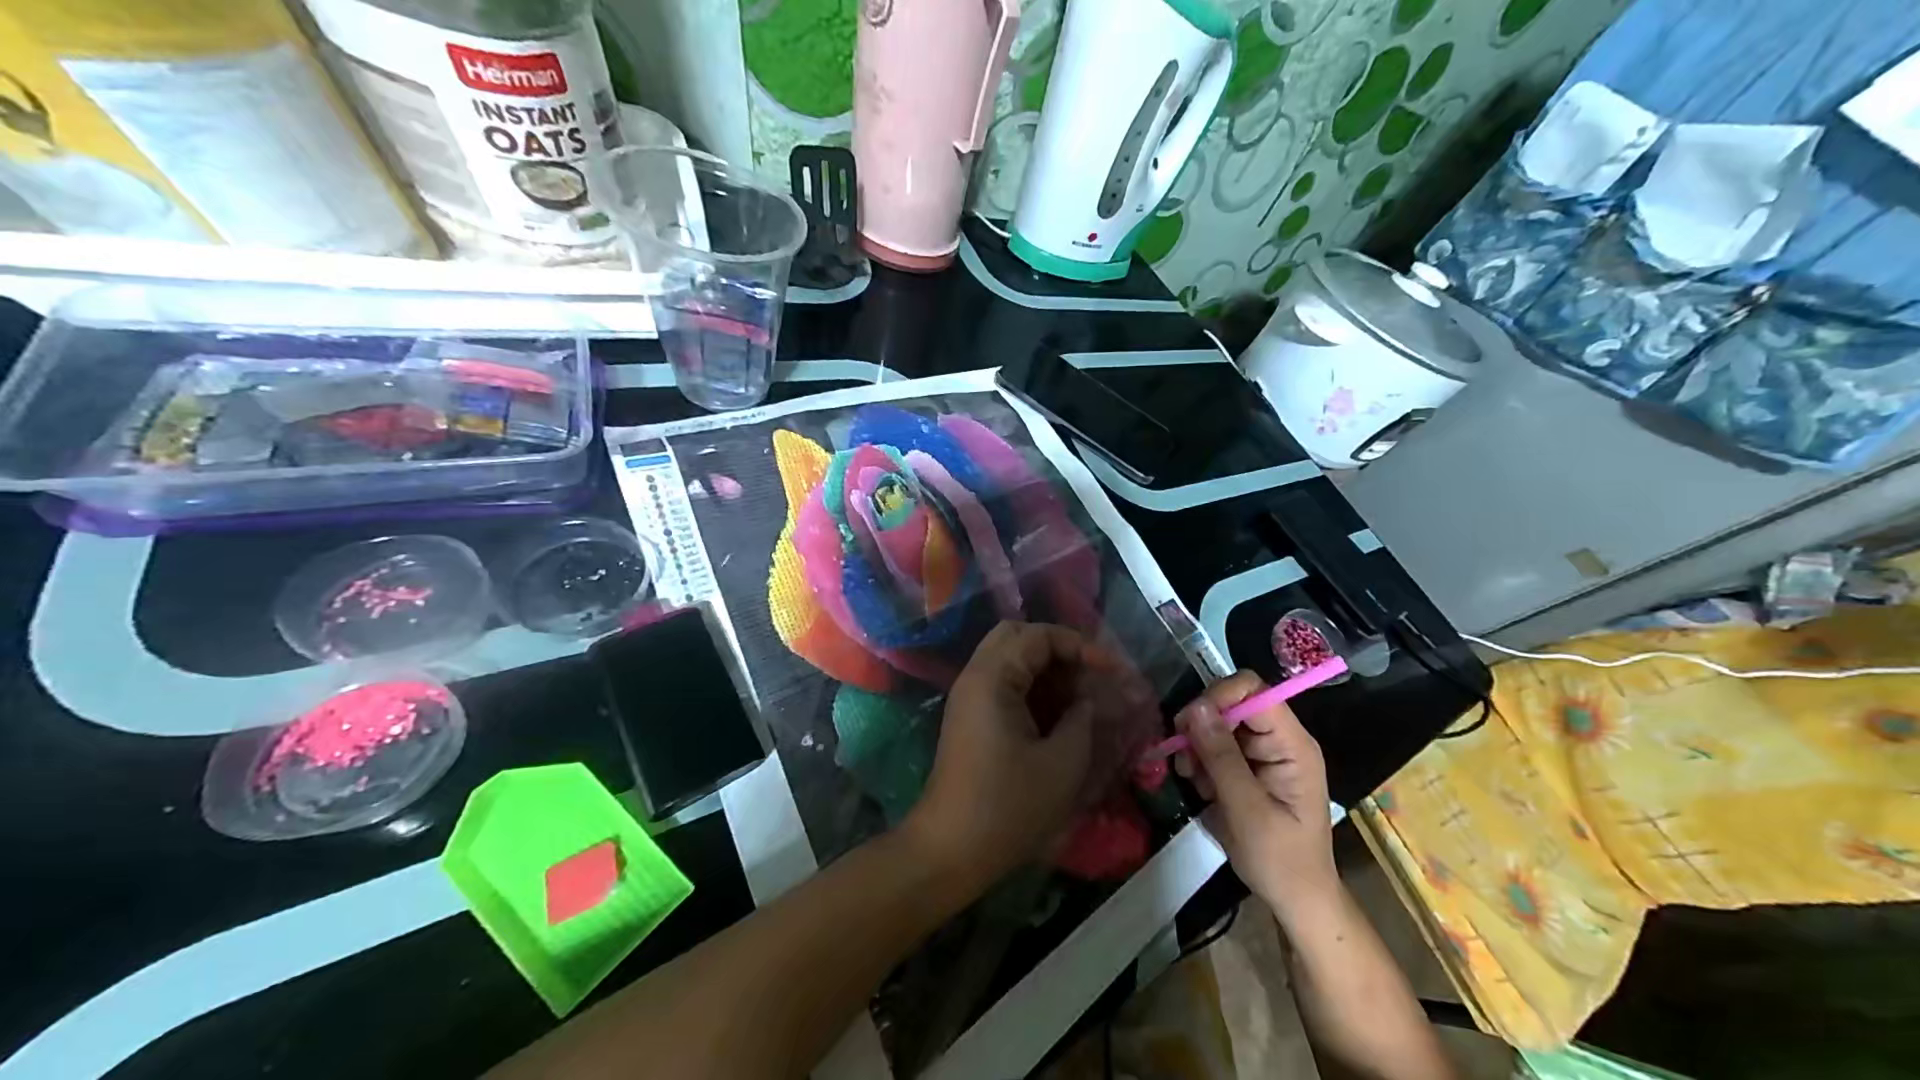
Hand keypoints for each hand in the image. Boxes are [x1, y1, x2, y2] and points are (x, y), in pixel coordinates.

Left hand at [906, 621, 1109, 888]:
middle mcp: (975, 677)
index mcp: (992, 678)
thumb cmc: (1009, 806)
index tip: (1113, 671)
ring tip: (1084, 695)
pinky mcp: (970, 720)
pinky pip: (1004, 685)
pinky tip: (1060, 714)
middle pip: (1018, 637)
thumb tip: (1086, 702)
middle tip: (1092, 675)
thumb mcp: (1062, 763)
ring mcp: (969, 698)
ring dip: (1047, 669)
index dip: (1081, 646)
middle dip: (1060, 649)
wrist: (950, 849)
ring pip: (1010, 660)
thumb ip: (1082, 720)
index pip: (1039, 635)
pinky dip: (1033, 688)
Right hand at [1173, 672, 1338, 920]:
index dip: (1219, 697)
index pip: (1254, 690)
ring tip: (1192, 780)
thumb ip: (1221, 756)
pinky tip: (1200, 787)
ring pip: (1218, 725)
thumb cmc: (1280, 859)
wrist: (1296, 899)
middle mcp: (1280, 740)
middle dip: (1202, 726)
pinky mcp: (1249, 767)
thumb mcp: (1247, 810)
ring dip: (1198, 747)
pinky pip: (1216, 746)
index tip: (1190, 725)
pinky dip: (1201, 761)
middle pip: (1232, 704)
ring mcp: (1264, 753)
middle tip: (1183, 759)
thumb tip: (1194, 707)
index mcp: (1292, 745)